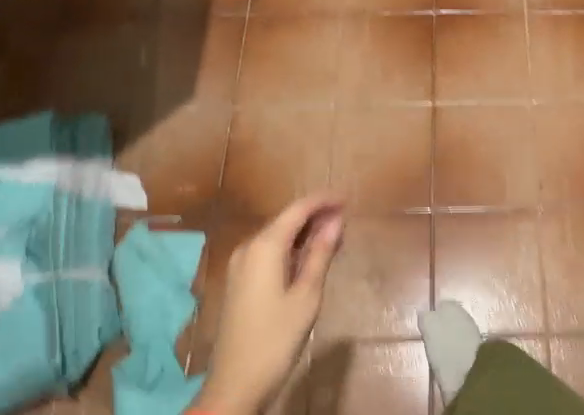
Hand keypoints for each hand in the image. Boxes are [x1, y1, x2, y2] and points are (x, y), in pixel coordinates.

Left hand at [193, 195, 345, 414]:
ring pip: (277, 237)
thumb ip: (320, 254)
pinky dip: (290, 250)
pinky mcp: (239, 281)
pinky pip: (268, 253)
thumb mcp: (306, 296)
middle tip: (345, 223)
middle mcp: (248, 247)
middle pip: (285, 220)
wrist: (235, 384)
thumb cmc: (276, 338)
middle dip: (315, 217)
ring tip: (333, 240)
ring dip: (303, 234)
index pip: (298, 209)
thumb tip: (335, 220)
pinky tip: (307, 261)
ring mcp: (240, 265)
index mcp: (264, 246)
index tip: (347, 199)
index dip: (323, 201)